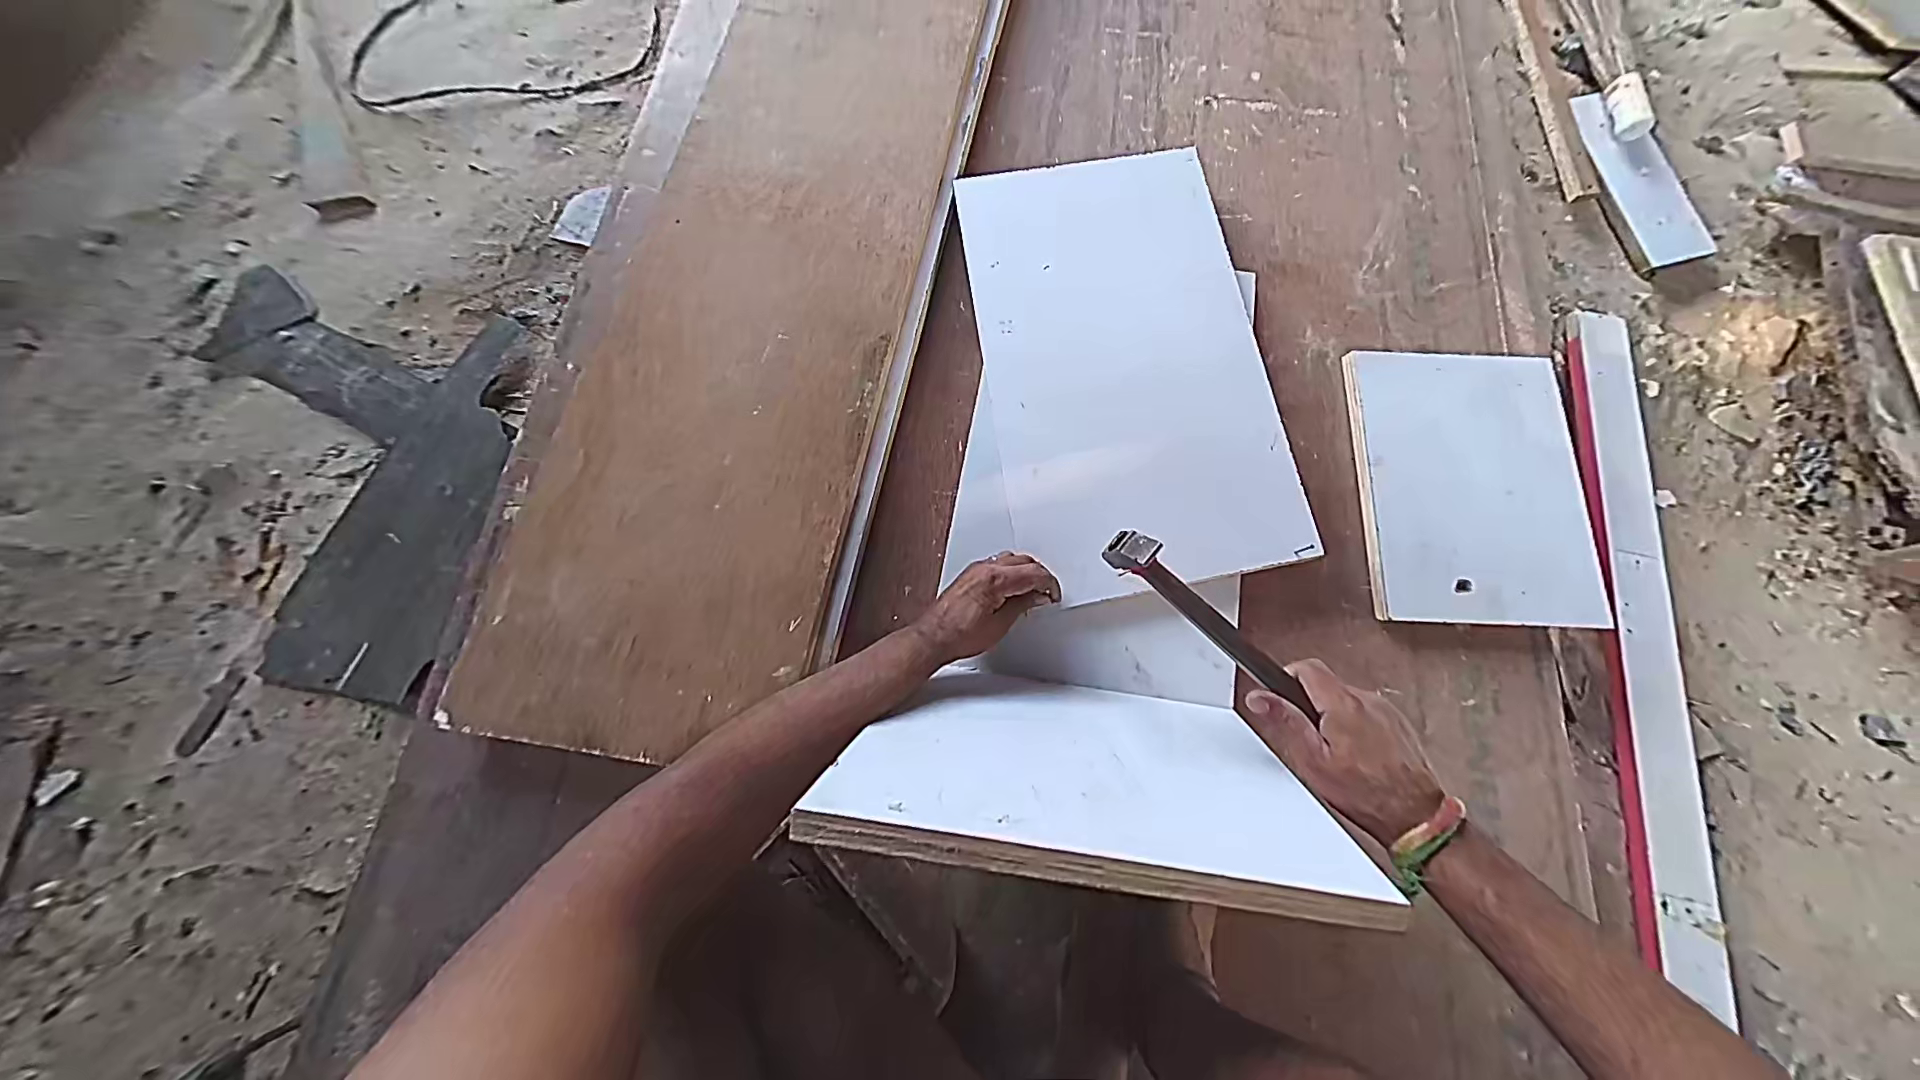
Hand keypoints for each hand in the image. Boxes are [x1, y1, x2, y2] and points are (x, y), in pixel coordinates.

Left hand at [910, 553, 1060, 666]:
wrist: (934, 638)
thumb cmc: (959, 635)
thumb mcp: (1001, 624)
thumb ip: (1022, 604)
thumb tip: (1037, 596)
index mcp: (995, 579)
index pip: (1034, 572)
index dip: (1049, 584)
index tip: (1053, 595)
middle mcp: (984, 569)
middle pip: (1024, 561)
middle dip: (1039, 575)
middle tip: (1046, 593)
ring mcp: (975, 571)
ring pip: (1010, 560)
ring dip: (1024, 572)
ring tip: (1031, 592)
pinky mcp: (969, 576)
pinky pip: (996, 565)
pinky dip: (1009, 573)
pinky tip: (1012, 589)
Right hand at [1240, 659, 1444, 845]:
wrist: (1415, 816)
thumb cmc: (1366, 793)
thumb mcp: (1312, 759)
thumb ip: (1285, 721)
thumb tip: (1260, 698)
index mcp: (1343, 704)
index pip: (1308, 667)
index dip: (1288, 677)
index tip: (1283, 694)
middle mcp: (1368, 701)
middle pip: (1327, 683)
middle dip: (1312, 703)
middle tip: (1310, 735)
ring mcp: (1387, 711)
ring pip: (1346, 698)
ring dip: (1335, 715)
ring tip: (1335, 748)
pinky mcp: (1399, 723)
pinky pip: (1367, 711)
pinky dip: (1356, 725)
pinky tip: (1356, 751)